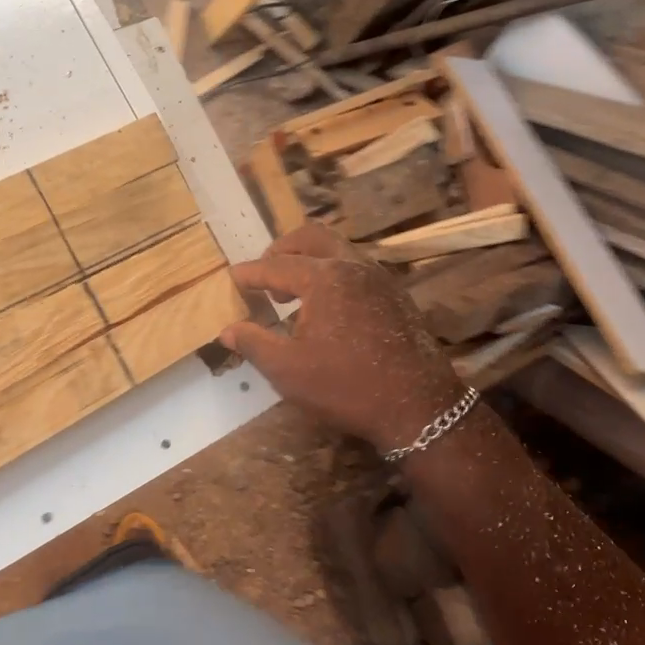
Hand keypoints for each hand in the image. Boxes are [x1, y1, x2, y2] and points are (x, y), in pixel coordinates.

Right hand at [220, 224, 465, 451]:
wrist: (417, 407)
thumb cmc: (345, 386)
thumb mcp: (287, 370)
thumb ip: (254, 343)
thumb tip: (227, 331)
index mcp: (324, 278)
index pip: (276, 266)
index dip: (251, 273)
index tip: (234, 277)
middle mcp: (353, 267)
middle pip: (312, 238)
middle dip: (284, 250)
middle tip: (267, 274)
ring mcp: (380, 279)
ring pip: (339, 250)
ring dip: (311, 261)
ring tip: (294, 293)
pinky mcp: (396, 297)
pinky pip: (357, 269)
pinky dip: (334, 274)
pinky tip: (327, 308)